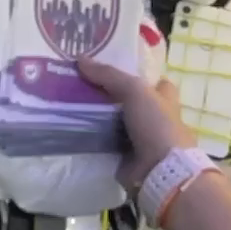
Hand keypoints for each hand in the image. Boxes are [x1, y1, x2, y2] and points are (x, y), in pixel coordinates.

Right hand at [79, 58, 195, 190]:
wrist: (159, 170)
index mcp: (163, 98)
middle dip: (106, 93)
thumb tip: (80, 59)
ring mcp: (139, 138)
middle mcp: (152, 117)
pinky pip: (104, 141)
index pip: (151, 81)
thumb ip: (109, 75)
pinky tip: (70, 127)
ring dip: (95, 115)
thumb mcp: (134, 90)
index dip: (134, 73)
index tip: (106, 67)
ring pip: (113, 121)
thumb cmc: (156, 124)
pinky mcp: (125, 156)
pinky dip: (91, 137)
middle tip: (77, 81)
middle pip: (127, 100)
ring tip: (67, 101)